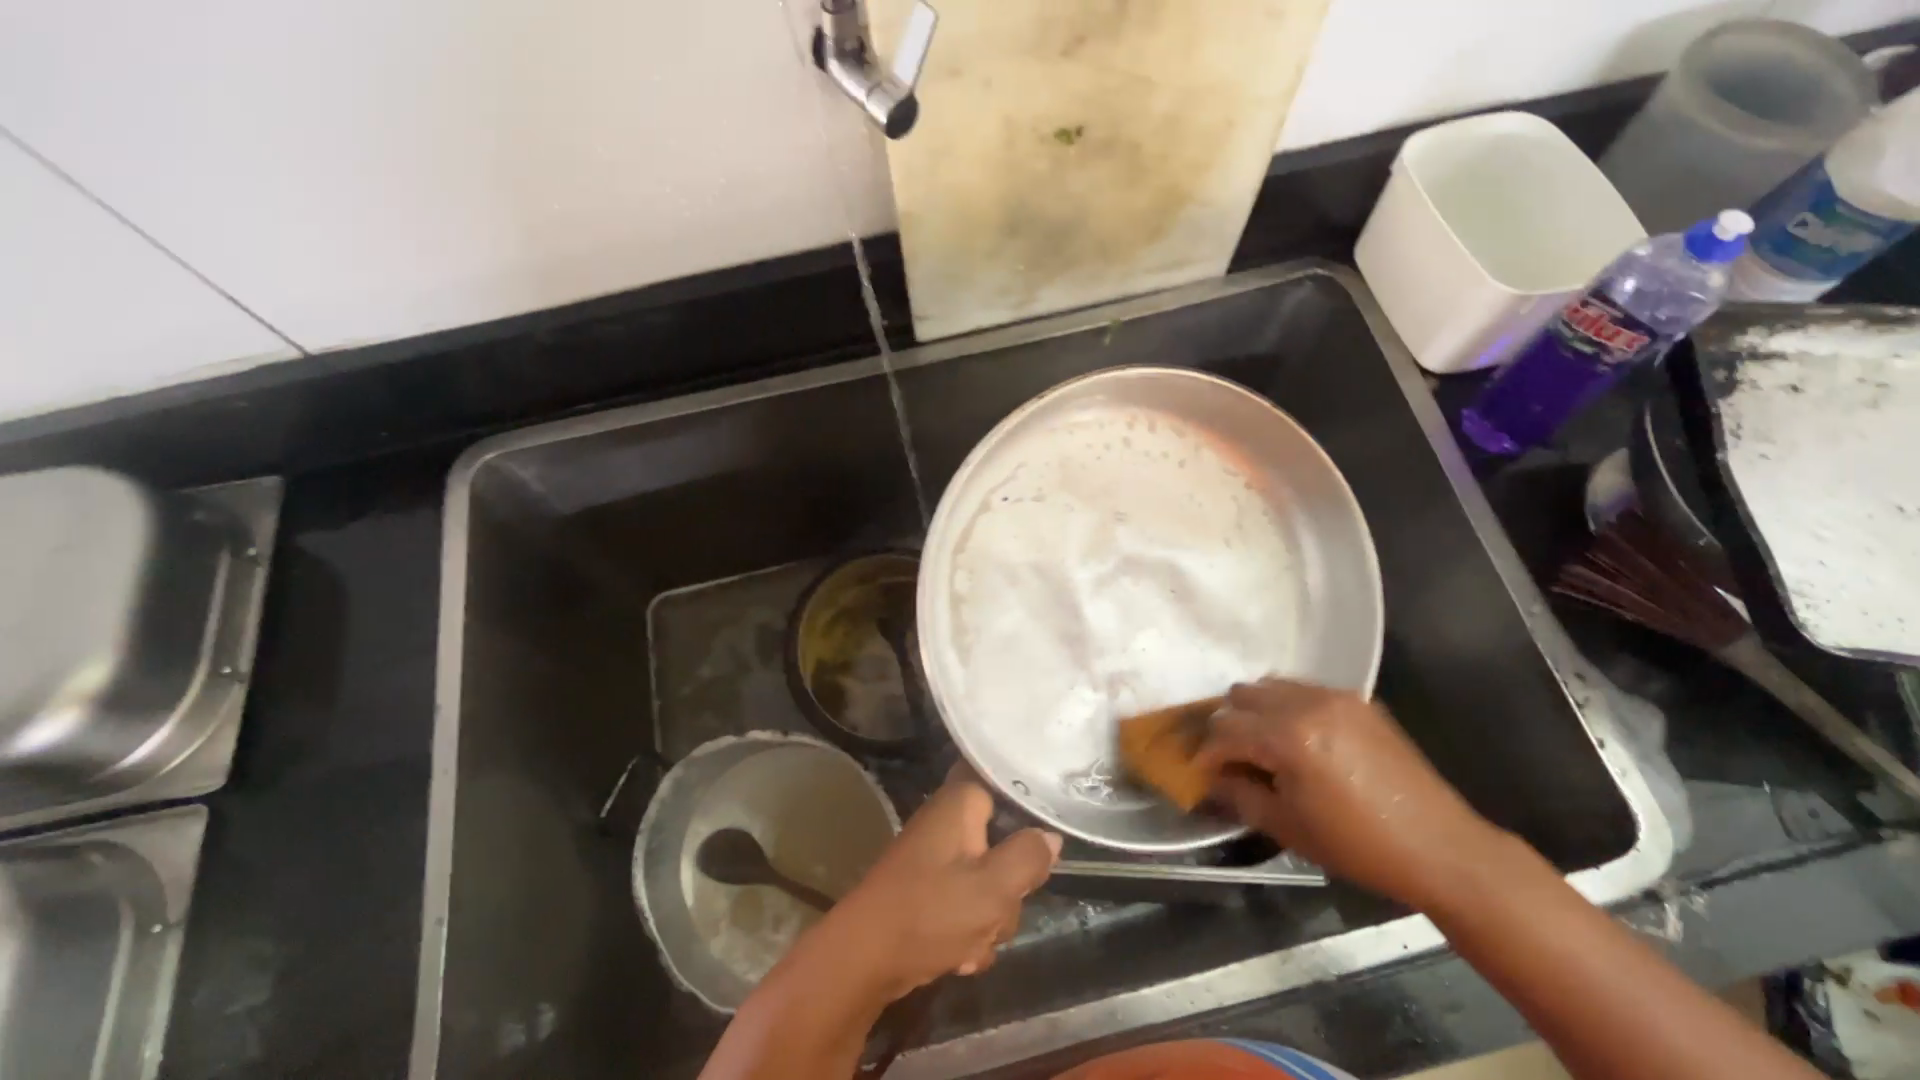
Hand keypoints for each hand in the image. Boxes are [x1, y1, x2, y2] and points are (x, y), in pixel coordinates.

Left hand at [823, 767, 1060, 1000]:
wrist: (864, 961)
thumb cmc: (930, 912)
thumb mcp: (994, 887)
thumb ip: (1028, 857)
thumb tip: (1049, 837)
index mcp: (961, 804)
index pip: (1001, 774)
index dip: (1028, 795)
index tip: (1051, 817)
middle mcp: (949, 824)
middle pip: (1005, 841)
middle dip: (1011, 883)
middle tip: (999, 901)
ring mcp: (938, 861)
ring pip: (992, 882)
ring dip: (991, 918)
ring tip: (971, 936)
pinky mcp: (931, 894)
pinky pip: (969, 908)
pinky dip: (969, 933)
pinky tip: (958, 955)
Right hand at [1196, 678, 1508, 911]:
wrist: (1438, 846)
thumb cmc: (1356, 845)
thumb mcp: (1286, 826)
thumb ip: (1239, 794)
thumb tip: (1212, 779)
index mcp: (1289, 736)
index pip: (1224, 730)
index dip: (1205, 754)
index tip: (1200, 774)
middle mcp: (1309, 703)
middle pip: (1243, 695)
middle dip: (1227, 725)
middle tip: (1228, 758)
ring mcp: (1338, 697)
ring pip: (1272, 685)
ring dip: (1256, 711)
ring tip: (1259, 746)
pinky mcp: (1360, 702)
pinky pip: (1305, 690)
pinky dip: (1286, 707)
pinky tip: (1294, 741)